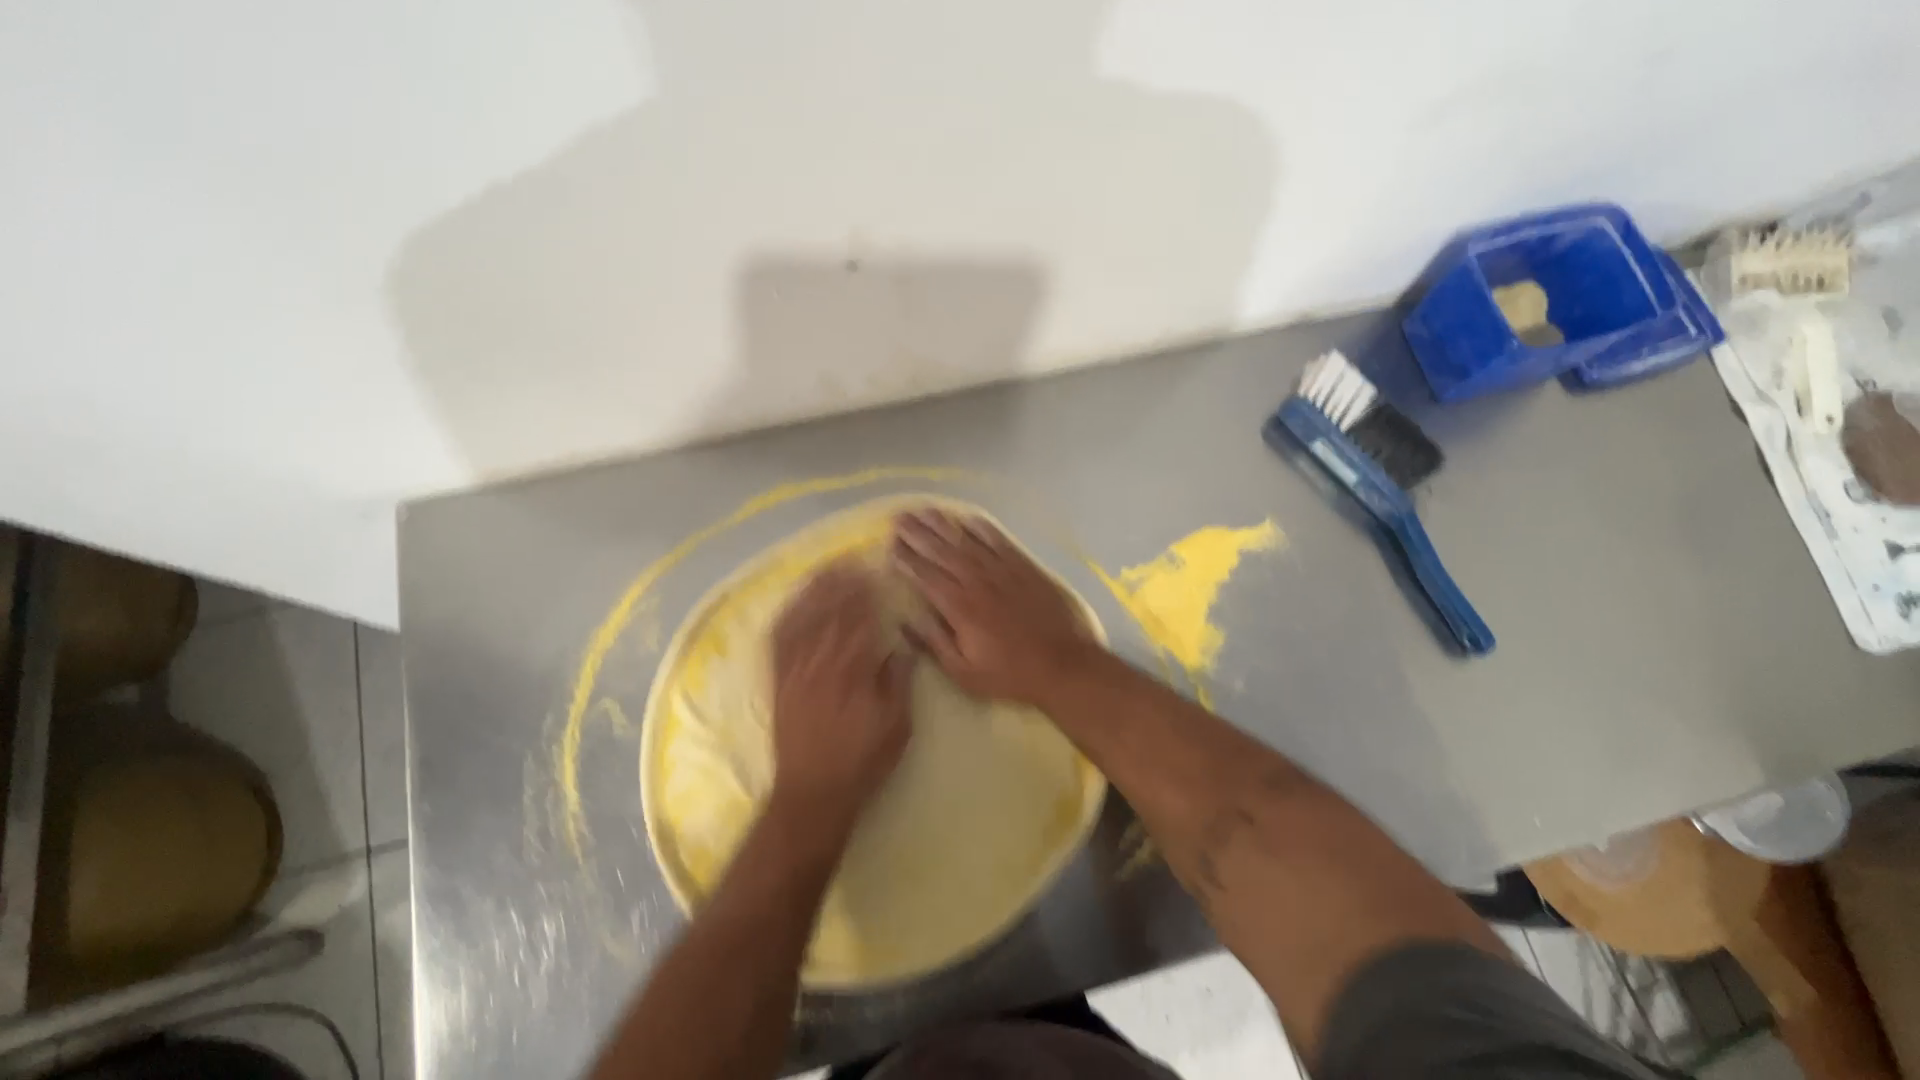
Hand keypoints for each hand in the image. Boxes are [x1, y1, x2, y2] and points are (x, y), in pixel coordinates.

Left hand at [769, 560, 912, 828]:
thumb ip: (897, 683)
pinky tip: (793, 602)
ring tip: (824, 570)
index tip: (873, 572)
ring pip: (801, 620)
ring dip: (813, 592)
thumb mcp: (896, 726)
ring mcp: (793, 671)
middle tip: (850, 560)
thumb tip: (901, 648)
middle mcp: (819, 664)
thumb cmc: (860, 762)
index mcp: (851, 672)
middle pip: (829, 612)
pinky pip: (778, 640)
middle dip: (840, 583)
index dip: (865, 594)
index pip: (859, 620)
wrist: (811, 793)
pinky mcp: (777, 681)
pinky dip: (786, 616)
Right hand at [891, 510, 1100, 705]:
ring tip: (925, 510)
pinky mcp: (1025, 568)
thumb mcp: (963, 672)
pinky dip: (982, 528)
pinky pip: (999, 541)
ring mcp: (1002, 571)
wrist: (1064, 664)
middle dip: (918, 533)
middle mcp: (977, 582)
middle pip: (942, 551)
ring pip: (967, 541)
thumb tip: (905, 621)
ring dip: (944, 524)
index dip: (906, 559)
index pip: (925, 576)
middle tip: (899, 517)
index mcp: (958, 607)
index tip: (890, 544)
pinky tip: (968, 518)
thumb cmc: (1009, 674)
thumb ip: (933, 643)